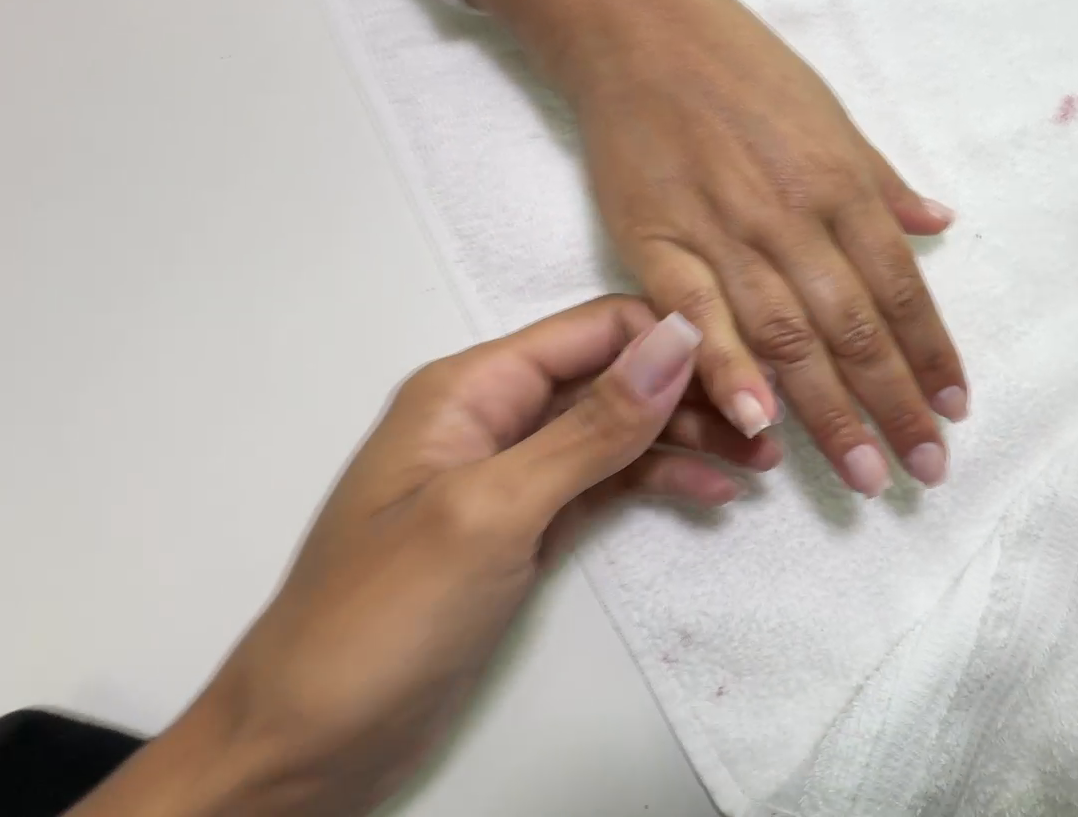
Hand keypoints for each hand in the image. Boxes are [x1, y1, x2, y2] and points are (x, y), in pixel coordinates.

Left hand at [69, 299, 772, 816]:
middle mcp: (502, 413)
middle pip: (620, 376)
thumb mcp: (494, 510)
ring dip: (693, 438)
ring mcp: (523, 467)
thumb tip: (679, 340)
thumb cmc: (383, 618)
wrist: (308, 749)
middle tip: (769, 427)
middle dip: (695, 395)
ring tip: (762, 461)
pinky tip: (715, 492)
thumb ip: (593, 425)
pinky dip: (664, 479)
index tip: (747, 374)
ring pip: (626, 427)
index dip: (676, 342)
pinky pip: (615, 477)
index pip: (600, 329)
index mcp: (476, 386)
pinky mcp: (538, 517)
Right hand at [447, 0, 965, 496]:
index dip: (932, 353)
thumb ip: (885, 182)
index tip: (956, 409)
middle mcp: (794, 216)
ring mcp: (724, 232)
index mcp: (843, 186)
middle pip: (855, 327)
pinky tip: (761, 424)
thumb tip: (942, 222)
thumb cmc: (748, 74)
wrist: (643, 33)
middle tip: (927, 470)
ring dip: (831, 413)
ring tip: (866, 476)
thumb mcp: (835, 118)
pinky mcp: (655, 242)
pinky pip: (699, 316)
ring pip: (789, 337)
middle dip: (894, 405)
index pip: (902, 288)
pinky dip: (730, 371)